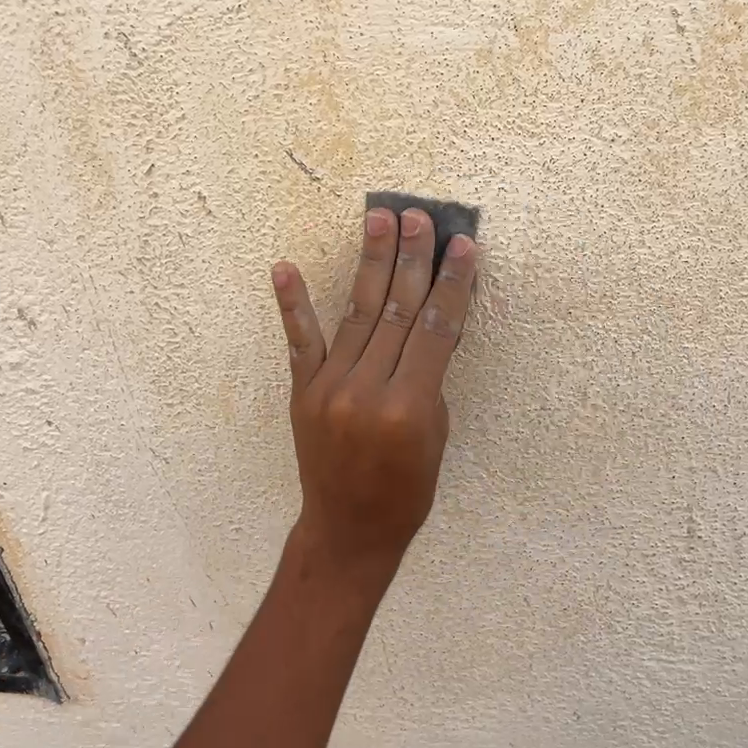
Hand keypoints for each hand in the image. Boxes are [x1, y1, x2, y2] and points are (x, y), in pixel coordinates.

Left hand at [271, 206, 477, 569]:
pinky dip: (293, 303)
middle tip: (418, 216)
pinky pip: (301, 341)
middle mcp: (367, 390)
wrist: (348, 531)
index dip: (452, 283)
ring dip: (371, 262)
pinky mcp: (303, 391)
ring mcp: (330, 388)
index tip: (462, 245)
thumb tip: (433, 320)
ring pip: (358, 312)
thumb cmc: (406, 490)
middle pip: (397, 309)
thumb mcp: (436, 433)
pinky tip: (285, 267)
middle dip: (412, 258)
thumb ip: (431, 375)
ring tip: (379, 218)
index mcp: (409, 406)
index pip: (436, 328)